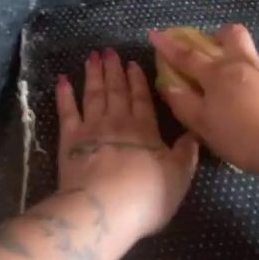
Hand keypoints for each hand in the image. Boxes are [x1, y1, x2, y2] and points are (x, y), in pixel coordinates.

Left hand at [57, 49, 200, 239]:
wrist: (105, 208)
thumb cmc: (146, 196)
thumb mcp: (179, 177)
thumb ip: (186, 154)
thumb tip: (196, 134)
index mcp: (144, 129)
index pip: (142, 99)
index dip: (137, 80)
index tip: (132, 62)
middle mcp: (118, 121)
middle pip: (116, 91)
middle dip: (114, 70)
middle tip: (109, 51)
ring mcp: (92, 127)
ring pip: (93, 94)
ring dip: (93, 75)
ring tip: (92, 57)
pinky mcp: (69, 139)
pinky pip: (66, 111)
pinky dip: (64, 95)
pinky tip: (62, 80)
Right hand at [149, 24, 258, 183]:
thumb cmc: (243, 139)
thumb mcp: (205, 127)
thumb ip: (184, 104)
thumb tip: (168, 84)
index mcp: (218, 74)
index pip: (187, 55)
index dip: (169, 45)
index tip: (155, 33)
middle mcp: (244, 64)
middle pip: (231, 34)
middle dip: (219, 36)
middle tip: (215, 51)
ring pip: (256, 50)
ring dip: (246, 55)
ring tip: (244, 75)